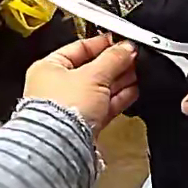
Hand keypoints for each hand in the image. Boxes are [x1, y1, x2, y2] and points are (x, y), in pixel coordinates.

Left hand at [22, 35, 138, 133]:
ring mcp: (71, 106)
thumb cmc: (62, 109)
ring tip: (138, 72)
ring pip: (100, 88)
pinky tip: (133, 91)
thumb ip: (113, 58)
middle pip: (92, 69)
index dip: (103, 44)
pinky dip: (119, 98)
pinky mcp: (84, 123)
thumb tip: (127, 48)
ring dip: (120, 80)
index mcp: (49, 67)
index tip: (122, 42)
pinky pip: (104, 106)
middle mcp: (57, 87)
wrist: (62, 145)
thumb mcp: (93, 75)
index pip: (80, 48)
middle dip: (115, 63)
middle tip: (134, 57)